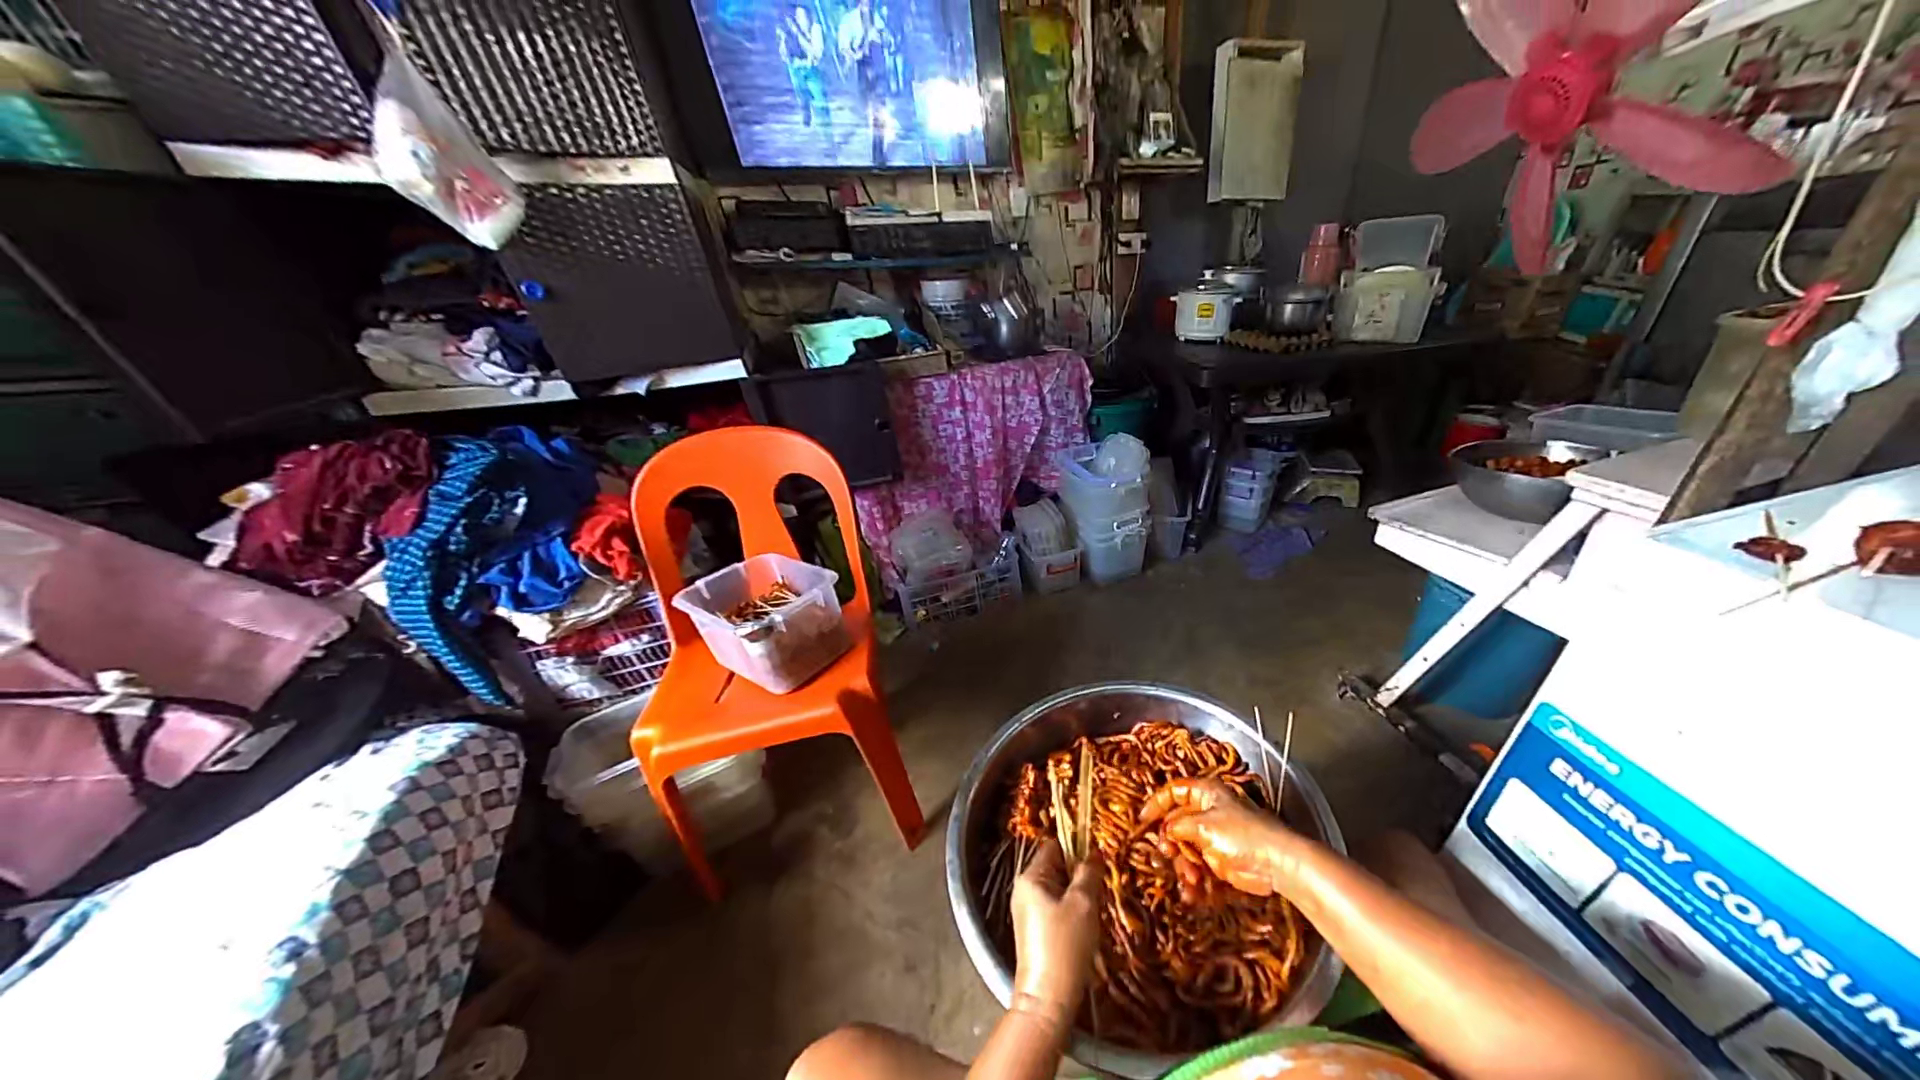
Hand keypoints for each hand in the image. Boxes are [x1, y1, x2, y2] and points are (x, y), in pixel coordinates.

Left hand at [1009, 840, 1103, 1029]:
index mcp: (1030, 877)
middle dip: (1079, 873)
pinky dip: (1072, 909)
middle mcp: (1024, 889)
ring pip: (1058, 888)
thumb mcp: (1082, 904)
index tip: (1099, 856)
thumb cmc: (1064, 945)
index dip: (1076, 846)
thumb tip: (1094, 852)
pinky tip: (1087, 923)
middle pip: (1056, 867)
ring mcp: (1028, 909)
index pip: (1053, 846)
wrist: (1047, 997)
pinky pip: (1056, 906)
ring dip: (1078, 893)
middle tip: (1102, 884)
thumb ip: (1088, 873)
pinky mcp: (1035, 928)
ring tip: (1097, 904)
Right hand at [1139, 778, 1296, 896]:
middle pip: (1177, 823)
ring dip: (1184, 865)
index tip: (1143, 820)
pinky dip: (1195, 880)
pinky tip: (1193, 892)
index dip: (1157, 803)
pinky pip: (1199, 867)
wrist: (1277, 864)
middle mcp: (1208, 813)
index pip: (1174, 791)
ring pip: (1186, 849)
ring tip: (1190, 879)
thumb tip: (1165, 831)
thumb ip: (1178, 826)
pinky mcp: (1221, 861)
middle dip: (1171, 842)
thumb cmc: (1241, 835)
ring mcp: (1215, 838)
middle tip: (1167, 854)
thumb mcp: (1203, 825)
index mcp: (1206, 794)